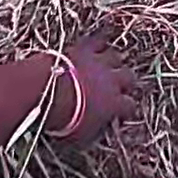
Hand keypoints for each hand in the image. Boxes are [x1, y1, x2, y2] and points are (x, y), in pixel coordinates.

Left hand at [46, 26, 137, 143]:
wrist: (47, 92)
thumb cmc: (64, 120)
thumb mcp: (81, 136)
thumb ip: (95, 129)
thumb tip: (97, 129)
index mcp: (114, 103)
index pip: (130, 105)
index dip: (126, 108)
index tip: (120, 111)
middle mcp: (112, 81)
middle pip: (129, 77)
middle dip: (126, 80)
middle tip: (120, 84)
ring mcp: (99, 62)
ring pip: (115, 56)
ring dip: (113, 60)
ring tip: (108, 63)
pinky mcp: (84, 49)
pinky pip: (97, 41)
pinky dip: (98, 42)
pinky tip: (97, 43)